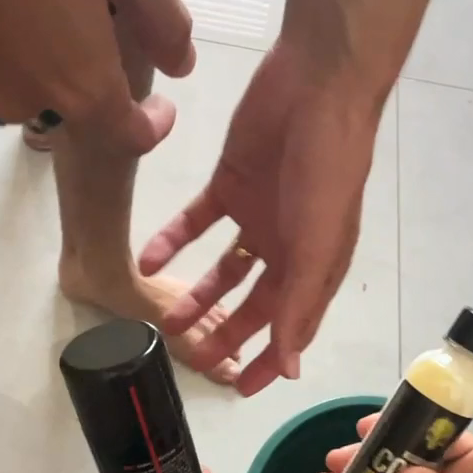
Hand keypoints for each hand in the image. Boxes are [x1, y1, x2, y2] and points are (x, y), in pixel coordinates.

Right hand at [0, 0, 194, 152]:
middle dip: (89, 70)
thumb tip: (181, 65)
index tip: (160, 105)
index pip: (129, 136)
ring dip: (36, 48)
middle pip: (72, 105)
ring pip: (19, 78)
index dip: (152, 125)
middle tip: (88, 5)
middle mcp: (23, 98)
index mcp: (82, 85)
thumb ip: (163, 19)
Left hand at [138, 41, 386, 394]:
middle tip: (189, 355)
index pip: (288, 327)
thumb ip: (298, 306)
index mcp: (313, 267)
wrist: (317, 83)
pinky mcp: (229, 184)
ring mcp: (256, 215)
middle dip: (224, 331)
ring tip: (163, 316)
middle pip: (251, 302)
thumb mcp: (316, 245)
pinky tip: (146, 258)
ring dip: (195, 293)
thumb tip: (290, 370)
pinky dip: (173, 241)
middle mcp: (285, 247)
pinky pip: (196, 222)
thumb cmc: (326, 169)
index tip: (238, 389)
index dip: (266, 360)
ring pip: (221, 268)